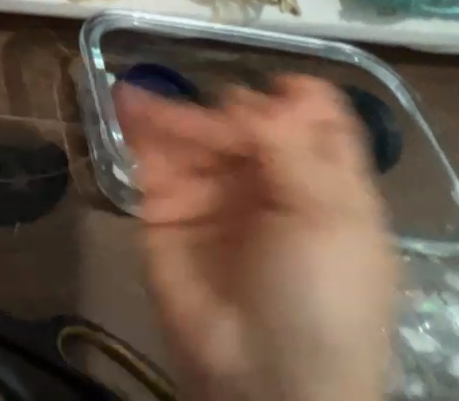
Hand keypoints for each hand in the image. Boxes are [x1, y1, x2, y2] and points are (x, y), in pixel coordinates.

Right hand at [119, 75, 396, 400]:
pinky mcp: (162, 202)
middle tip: (215, 127)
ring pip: (193, 131)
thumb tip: (267, 92)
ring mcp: (212, 191)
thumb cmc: (321, 298)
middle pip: (243, 120)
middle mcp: (267, 181)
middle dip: (225, 109)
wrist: (260, 371)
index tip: (273, 87)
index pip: (313, 124)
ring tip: (148, 101)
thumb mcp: (330, 222)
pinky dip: (138, 123)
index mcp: (325, 186)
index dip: (295, 99)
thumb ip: (295, 150)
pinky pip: (151, 153)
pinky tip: (128, 100)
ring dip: (174, 109)